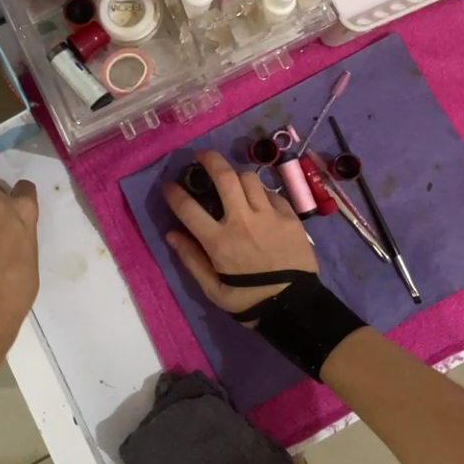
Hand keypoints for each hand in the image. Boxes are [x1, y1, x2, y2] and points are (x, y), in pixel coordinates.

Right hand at [162, 149, 317, 321]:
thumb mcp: (213, 290)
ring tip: (233, 181)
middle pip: (224, 176)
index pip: (188, 208)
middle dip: (209, 159)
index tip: (168, 186)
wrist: (295, 308)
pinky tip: (258, 201)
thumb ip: (191, 260)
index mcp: (219, 241)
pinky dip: (261, 193)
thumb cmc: (249, 302)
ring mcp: (269, 216)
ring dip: (236, 176)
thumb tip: (171, 234)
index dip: (173, 193)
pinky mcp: (290, 218)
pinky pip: (272, 193)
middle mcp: (242, 221)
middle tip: (201, 155)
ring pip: (249, 179)